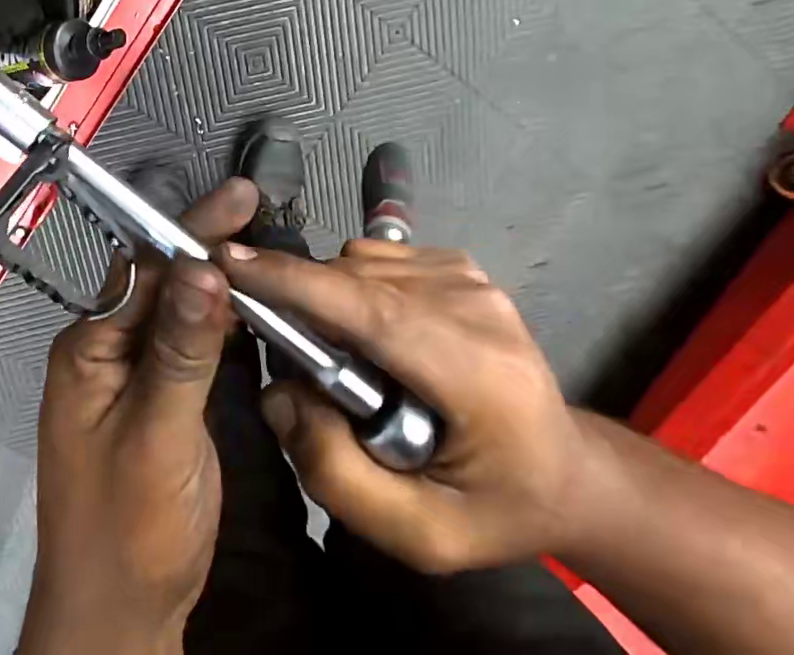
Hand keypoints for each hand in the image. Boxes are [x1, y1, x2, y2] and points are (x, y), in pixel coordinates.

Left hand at [20, 179, 257, 654]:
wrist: (120, 612)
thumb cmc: (130, 528)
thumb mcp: (158, 434)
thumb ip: (181, 350)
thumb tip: (204, 268)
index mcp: (89, 348)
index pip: (145, 271)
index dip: (192, 232)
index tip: (240, 198)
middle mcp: (106, 349)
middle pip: (160, 282)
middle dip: (206, 245)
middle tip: (255, 209)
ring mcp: (133, 373)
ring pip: (177, 310)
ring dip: (215, 279)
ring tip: (259, 246)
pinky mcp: (160, 396)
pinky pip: (188, 342)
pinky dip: (218, 320)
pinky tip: (247, 304)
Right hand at [217, 238, 601, 573]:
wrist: (565, 470)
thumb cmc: (494, 507)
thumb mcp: (419, 533)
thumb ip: (336, 473)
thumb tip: (280, 395)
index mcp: (479, 375)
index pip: (372, 311)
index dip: (295, 283)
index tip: (229, 261)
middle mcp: (478, 309)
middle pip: (354, 284)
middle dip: (302, 307)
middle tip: (300, 366)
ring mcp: (473, 279)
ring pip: (359, 264)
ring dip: (328, 300)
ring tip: (348, 359)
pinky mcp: (461, 266)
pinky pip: (375, 259)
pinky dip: (352, 288)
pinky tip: (374, 334)